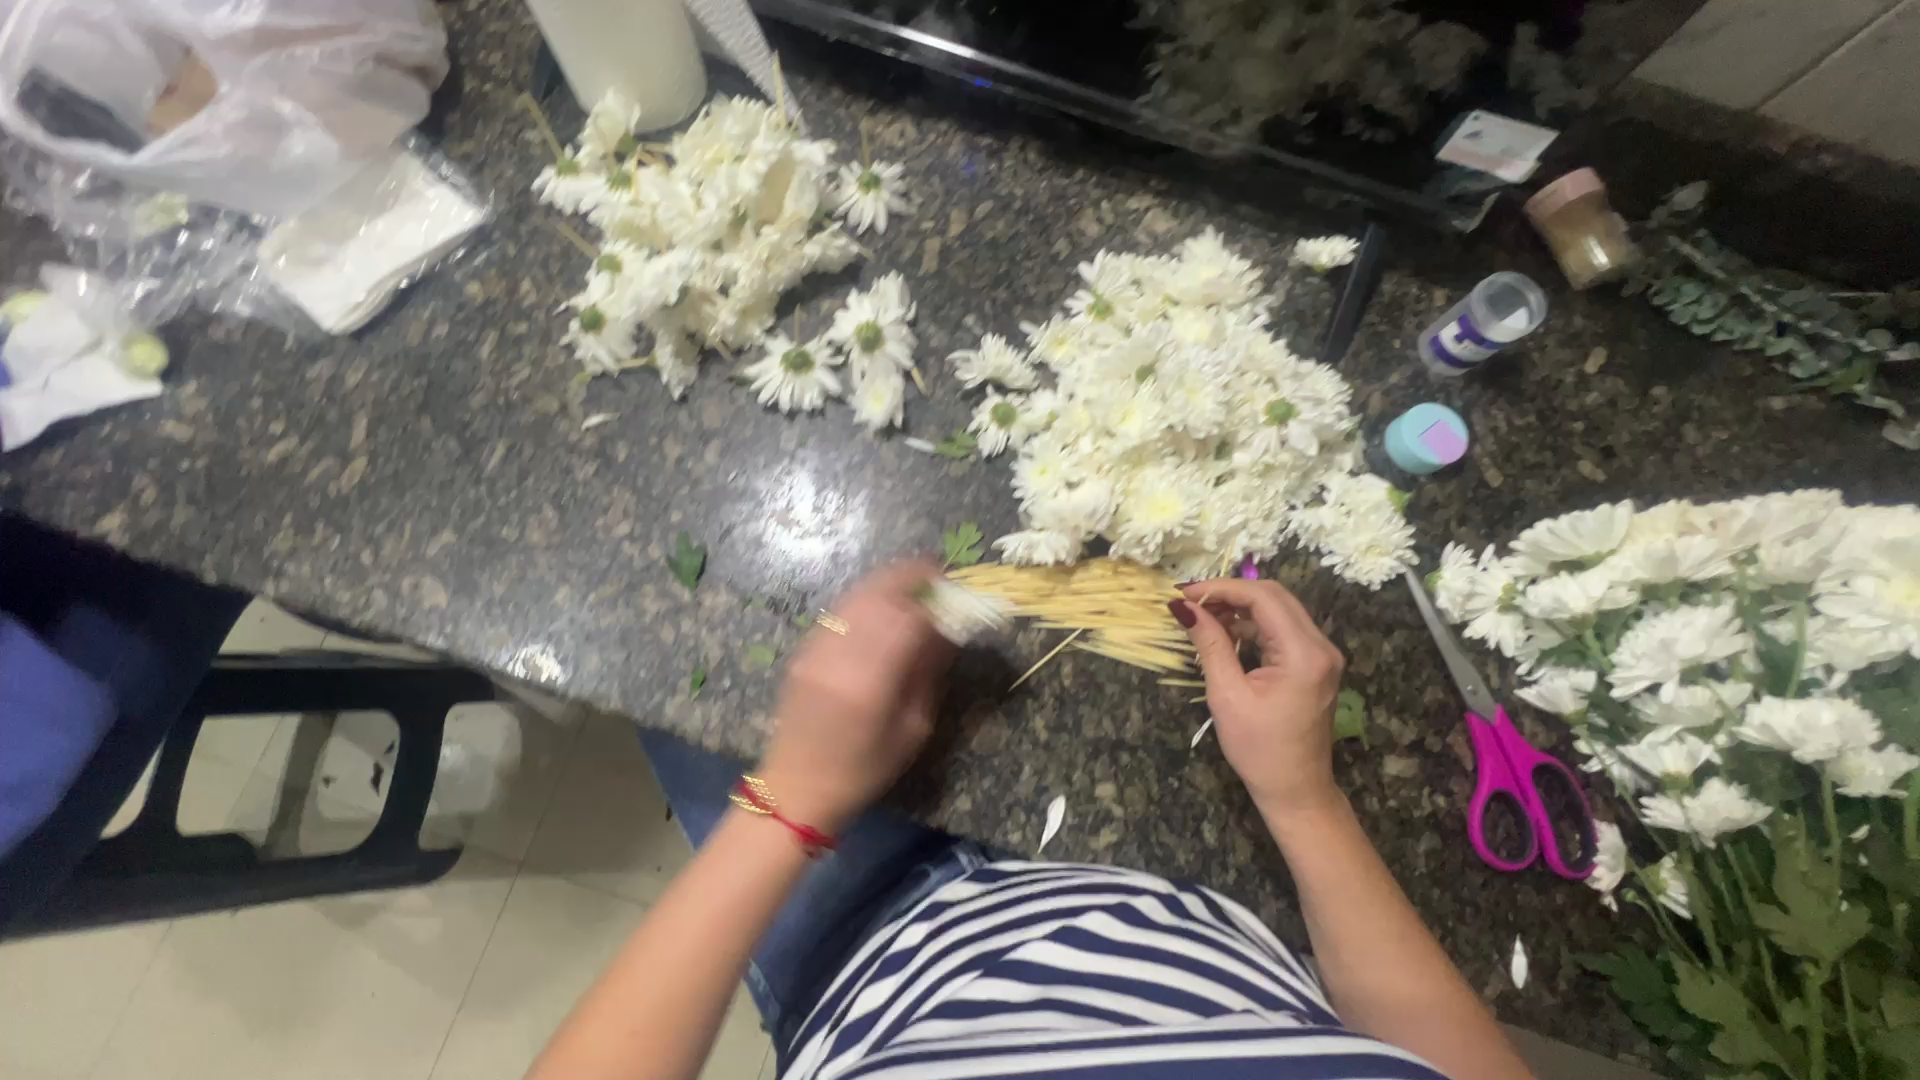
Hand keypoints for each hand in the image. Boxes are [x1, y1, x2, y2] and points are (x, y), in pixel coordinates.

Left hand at [757, 560, 952, 834]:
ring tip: (912, 583)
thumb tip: (949, 629)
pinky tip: (881, 604)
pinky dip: (864, 599)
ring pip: (855, 596)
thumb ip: (928, 673)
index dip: (934, 601)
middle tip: (935, 574)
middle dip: (910, 578)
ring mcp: (816, 650)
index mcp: (871, 683)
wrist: (797, 788)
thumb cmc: (864, 769)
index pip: (908, 619)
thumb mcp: (913, 729)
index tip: (954, 594)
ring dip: (887, 583)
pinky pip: (838, 612)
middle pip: (878, 596)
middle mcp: (839, 658)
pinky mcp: (803, 650)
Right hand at [1170, 578, 1344, 818]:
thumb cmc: (1259, 749)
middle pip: (1273, 596)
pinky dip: (1252, 624)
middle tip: (1190, 602)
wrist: (1295, 789)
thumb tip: (1183, 607)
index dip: (1221, 588)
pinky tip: (1224, 633)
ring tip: (1202, 617)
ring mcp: (1321, 654)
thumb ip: (1209, 643)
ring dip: (1239, 607)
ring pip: (1278, 609)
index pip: (1262, 597)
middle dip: (1229, 593)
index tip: (1184, 595)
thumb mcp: (1226, 694)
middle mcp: (1320, 646)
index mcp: (1304, 653)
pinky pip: (1281, 629)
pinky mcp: (1314, 663)